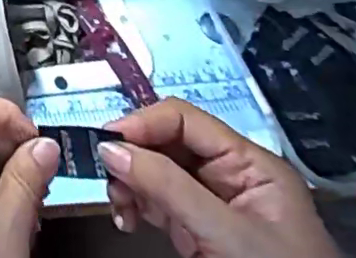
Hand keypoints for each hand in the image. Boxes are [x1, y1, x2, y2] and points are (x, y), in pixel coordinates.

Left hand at [0, 90, 60, 257]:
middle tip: (45, 172)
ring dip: (14, 163)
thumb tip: (46, 143)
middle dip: (14, 140)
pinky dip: (6, 182)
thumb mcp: (3, 241)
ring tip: (37, 195)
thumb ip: (24, 185)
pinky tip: (25, 207)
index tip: (38, 145)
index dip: (7, 116)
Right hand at [99, 97, 339, 257]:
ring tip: (118, 207)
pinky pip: (159, 202)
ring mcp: (214, 205)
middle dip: (133, 157)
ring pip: (157, 171)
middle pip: (167, 143)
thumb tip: (110, 148)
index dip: (143, 123)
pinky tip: (127, 219)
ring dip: (130, 183)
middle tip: (106, 177)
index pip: (184, 120)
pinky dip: (137, 206)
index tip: (107, 141)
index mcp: (250, 163)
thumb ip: (168, 187)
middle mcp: (230, 176)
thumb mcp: (226, 235)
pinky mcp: (200, 232)